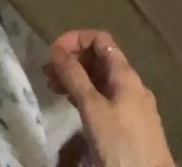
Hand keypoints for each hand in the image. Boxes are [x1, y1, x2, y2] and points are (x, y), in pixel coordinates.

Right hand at [46, 30, 175, 166]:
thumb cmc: (120, 142)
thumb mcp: (92, 107)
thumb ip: (74, 76)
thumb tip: (57, 49)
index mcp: (126, 74)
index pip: (100, 40)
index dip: (75, 39)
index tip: (54, 52)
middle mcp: (132, 85)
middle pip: (100, 59)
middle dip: (72, 60)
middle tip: (48, 73)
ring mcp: (133, 106)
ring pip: (101, 81)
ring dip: (76, 79)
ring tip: (54, 89)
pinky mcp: (131, 125)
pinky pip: (106, 99)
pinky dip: (87, 96)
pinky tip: (73, 106)